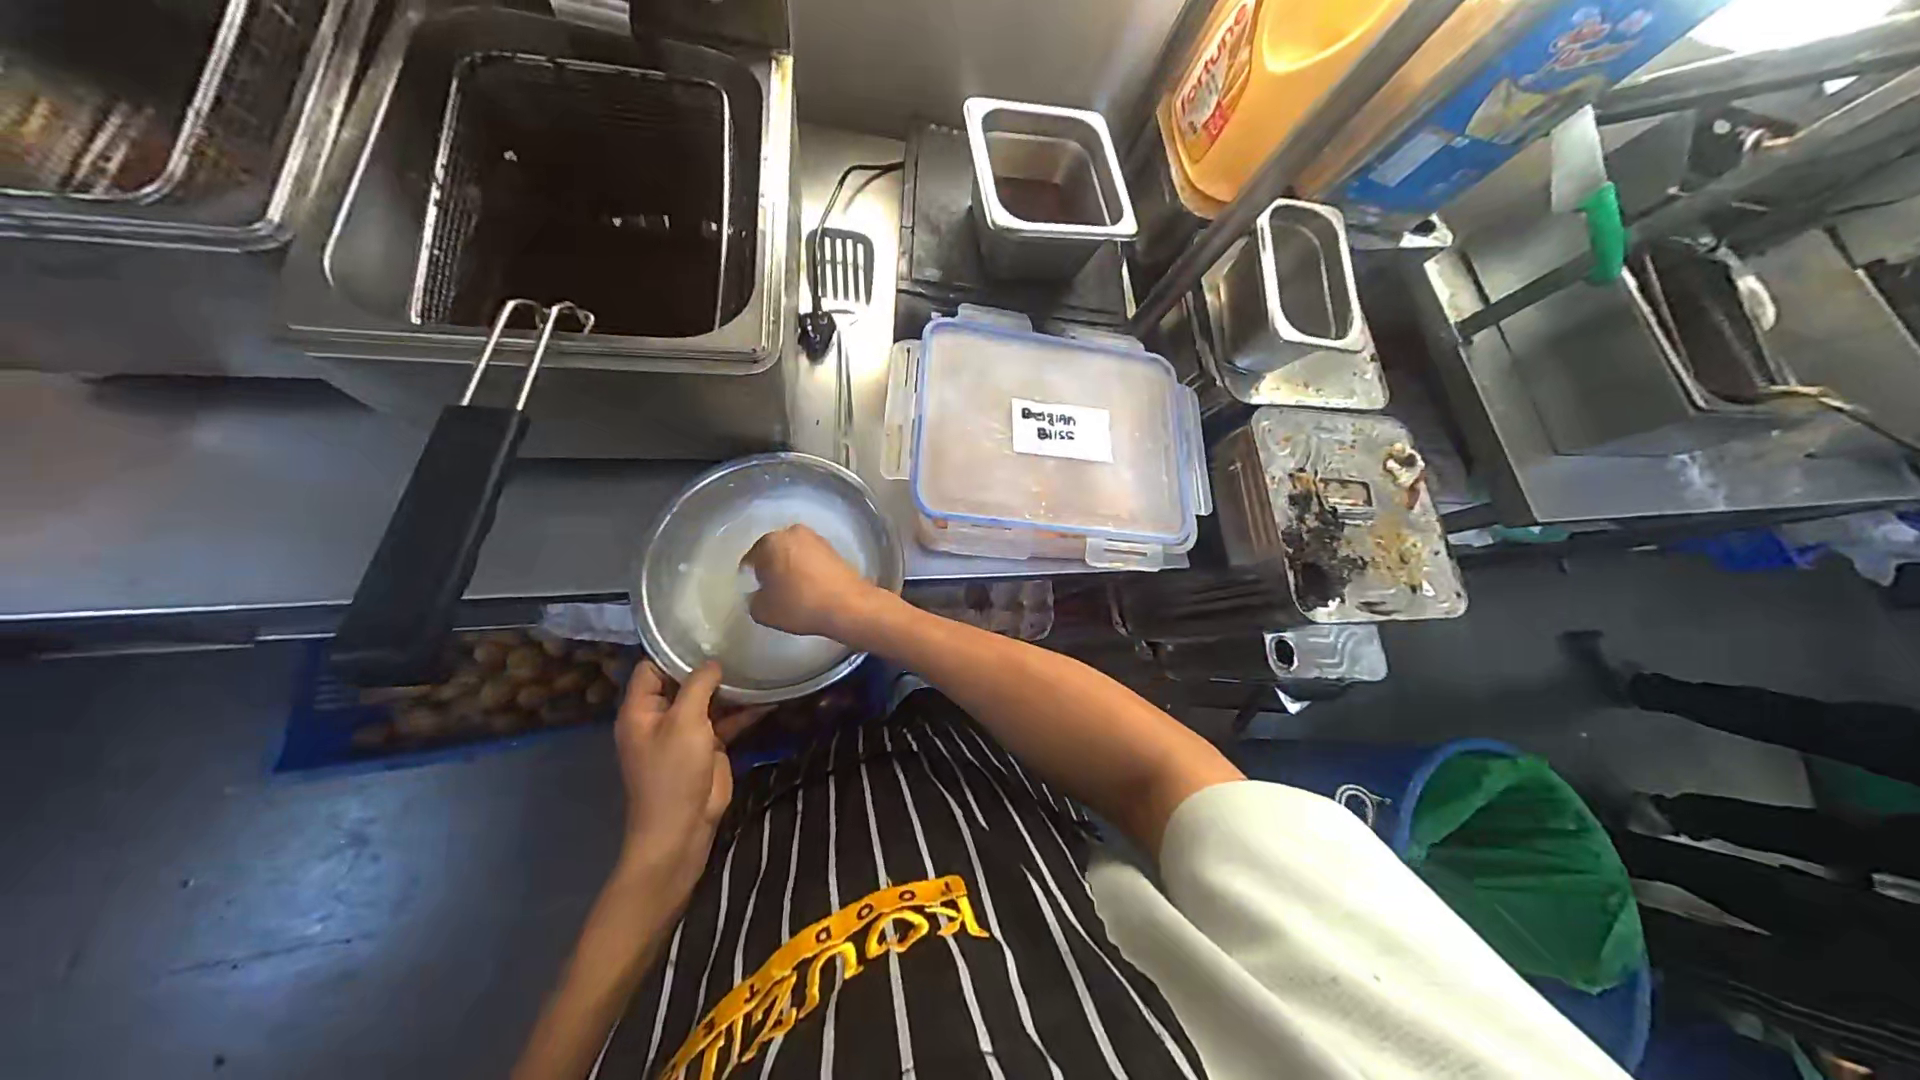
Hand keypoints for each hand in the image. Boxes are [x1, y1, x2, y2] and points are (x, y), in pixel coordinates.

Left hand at [613, 660, 770, 887]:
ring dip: (731, 688)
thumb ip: (698, 685)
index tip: (706, 632)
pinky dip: (745, 711)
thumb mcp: (684, 722)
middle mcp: (661, 717)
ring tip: (758, 663)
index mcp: (641, 709)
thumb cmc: (673, 772)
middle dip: (710, 666)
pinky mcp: (708, 747)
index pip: (652, 667)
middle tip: (740, 642)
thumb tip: (713, 662)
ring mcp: (686, 733)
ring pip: (709, 701)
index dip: (675, 651)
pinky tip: (769, 697)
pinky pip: (726, 721)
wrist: (682, 829)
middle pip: (684, 682)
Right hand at [743, 524, 883, 639]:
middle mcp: (792, 532)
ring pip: (794, 554)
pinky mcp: (835, 549)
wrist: (848, 605)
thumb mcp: (762, 611)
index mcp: (770, 541)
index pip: (751, 560)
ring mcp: (817, 538)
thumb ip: (753, 599)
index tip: (757, 593)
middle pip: (774, 553)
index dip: (751, 579)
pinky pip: (812, 559)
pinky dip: (809, 570)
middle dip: (772, 569)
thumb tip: (759, 594)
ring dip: (792, 568)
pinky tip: (812, 588)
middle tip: (775, 592)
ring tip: (795, 592)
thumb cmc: (800, 605)